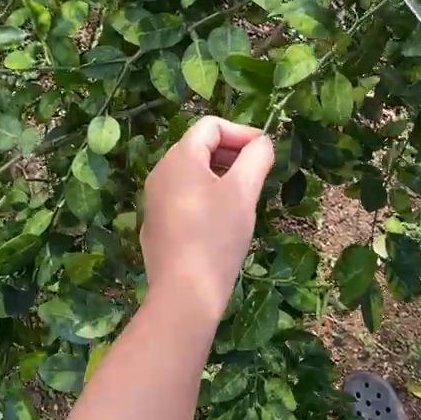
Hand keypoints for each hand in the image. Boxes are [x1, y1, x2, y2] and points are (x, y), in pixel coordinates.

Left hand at [141, 117, 275, 323]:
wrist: (183, 294)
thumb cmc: (216, 237)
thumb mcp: (243, 193)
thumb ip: (256, 158)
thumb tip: (263, 142)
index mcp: (180, 157)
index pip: (211, 125)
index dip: (242, 132)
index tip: (265, 151)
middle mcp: (161, 171)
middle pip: (200, 146)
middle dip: (233, 153)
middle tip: (259, 173)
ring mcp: (154, 198)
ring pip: (192, 172)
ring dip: (221, 174)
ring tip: (245, 195)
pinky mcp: (156, 222)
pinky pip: (183, 195)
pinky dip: (206, 195)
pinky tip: (223, 220)